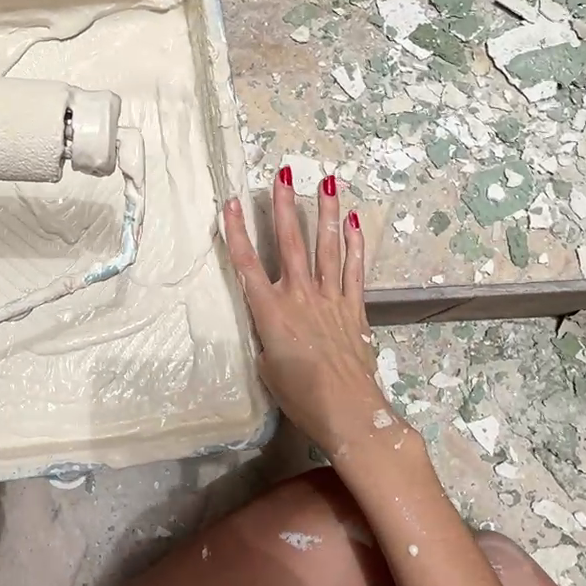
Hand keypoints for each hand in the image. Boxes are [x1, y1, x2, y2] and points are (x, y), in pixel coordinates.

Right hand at [222, 169, 394, 458]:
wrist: (347, 411)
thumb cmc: (299, 396)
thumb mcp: (267, 367)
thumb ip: (267, 335)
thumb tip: (273, 322)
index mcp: (270, 311)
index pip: (246, 263)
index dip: (236, 231)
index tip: (231, 202)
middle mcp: (299, 295)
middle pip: (290, 242)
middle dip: (284, 206)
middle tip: (283, 174)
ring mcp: (330, 298)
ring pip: (326, 246)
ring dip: (325, 212)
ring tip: (327, 182)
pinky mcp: (353, 307)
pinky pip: (354, 269)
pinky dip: (354, 244)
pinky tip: (354, 221)